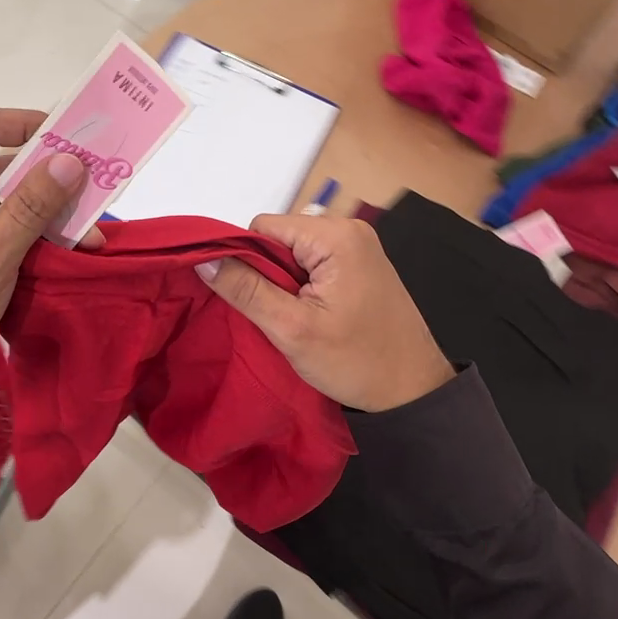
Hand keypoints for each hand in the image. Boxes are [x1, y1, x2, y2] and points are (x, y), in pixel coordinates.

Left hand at [0, 107, 99, 383]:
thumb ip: (31, 207)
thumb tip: (72, 161)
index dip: (27, 124)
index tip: (73, 137)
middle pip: (4, 164)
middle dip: (53, 178)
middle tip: (100, 185)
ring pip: (16, 195)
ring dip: (55, 210)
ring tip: (94, 230)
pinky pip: (15, 220)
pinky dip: (44, 230)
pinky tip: (77, 244)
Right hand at [197, 214, 453, 411]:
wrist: (413, 391)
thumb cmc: (355, 361)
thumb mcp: (292, 329)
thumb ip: (246, 289)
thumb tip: (204, 260)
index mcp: (336, 236)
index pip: (264, 227)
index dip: (247, 260)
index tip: (255, 299)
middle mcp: (349, 228)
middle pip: (280, 236)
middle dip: (269, 272)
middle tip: (280, 315)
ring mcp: (359, 245)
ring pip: (294, 251)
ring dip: (285, 281)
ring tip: (297, 317)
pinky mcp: (362, 263)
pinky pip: (314, 261)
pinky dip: (303, 285)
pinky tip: (312, 314)